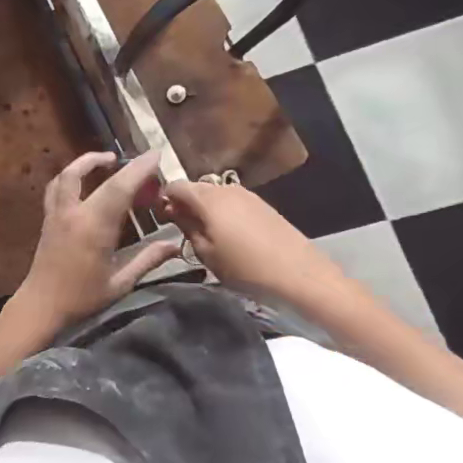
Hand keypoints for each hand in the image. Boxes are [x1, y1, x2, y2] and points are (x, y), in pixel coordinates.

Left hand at [16, 151, 179, 326]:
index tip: (155, 155)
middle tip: (140, 162)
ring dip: (86, 162)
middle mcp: (72, 213)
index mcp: (94, 226)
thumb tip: (175, 244)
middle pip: (90, 174)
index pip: (119, 188)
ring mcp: (56, 214)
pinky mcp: (47, 218)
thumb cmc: (82, 297)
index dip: (138, 169)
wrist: (42, 305)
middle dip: (118, 163)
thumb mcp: (120, 283)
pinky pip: (56, 187)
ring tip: (108, 160)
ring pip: (66, 175)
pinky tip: (84, 181)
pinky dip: (70, 176)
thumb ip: (148, 260)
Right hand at [159, 181, 339, 301]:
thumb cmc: (246, 268)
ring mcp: (249, 196)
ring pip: (216, 195)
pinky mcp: (264, 206)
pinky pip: (233, 202)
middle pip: (196, 188)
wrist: (301, 276)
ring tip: (206, 234)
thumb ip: (187, 227)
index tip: (162, 218)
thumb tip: (175, 211)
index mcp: (208, 198)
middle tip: (182, 228)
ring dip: (205, 209)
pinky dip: (224, 212)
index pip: (175, 186)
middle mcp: (227, 189)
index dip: (164, 199)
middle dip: (185, 203)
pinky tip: (229, 235)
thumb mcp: (206, 253)